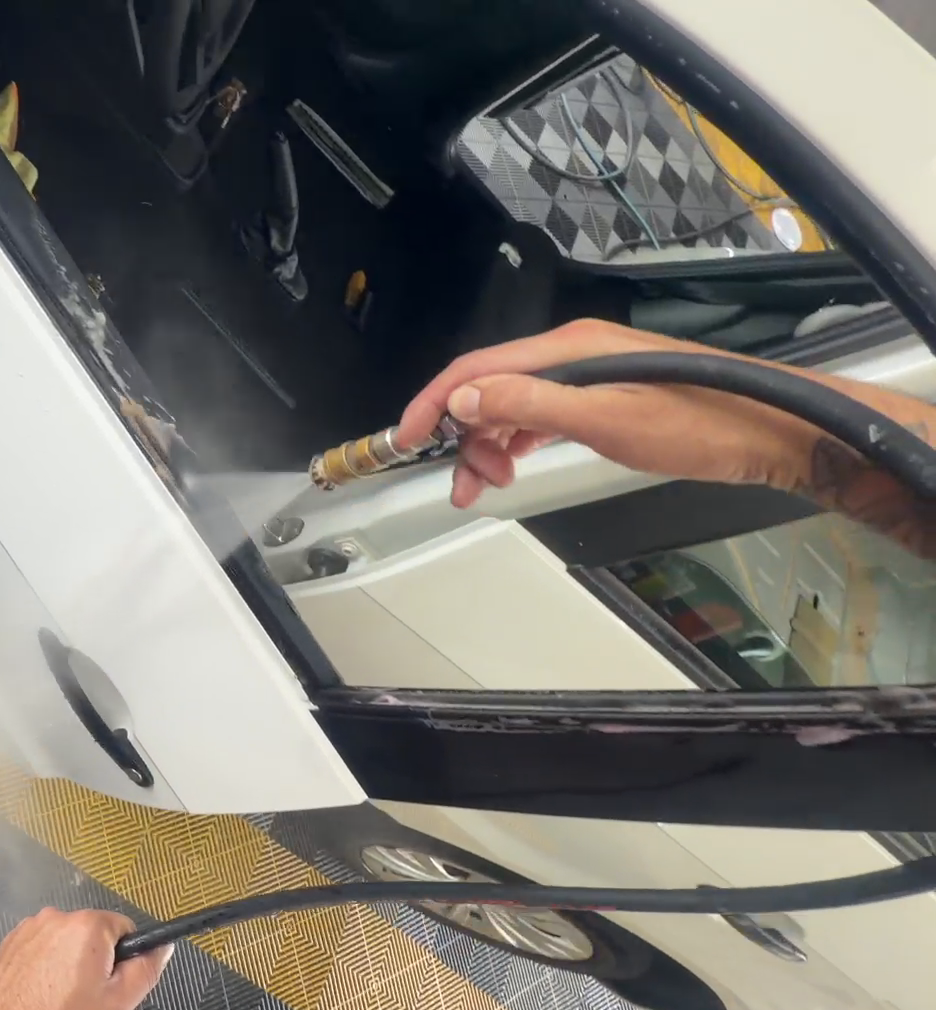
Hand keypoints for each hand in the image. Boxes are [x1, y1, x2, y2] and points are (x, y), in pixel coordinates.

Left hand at [0, 909, 172, 1009]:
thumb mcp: (119, 1005)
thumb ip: (146, 969)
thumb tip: (161, 947)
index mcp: (87, 927)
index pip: (124, 928)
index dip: (124, 958)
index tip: (114, 982)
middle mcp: (56, 918)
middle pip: (93, 934)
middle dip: (96, 963)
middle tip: (89, 999)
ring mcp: (31, 928)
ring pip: (66, 942)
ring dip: (69, 964)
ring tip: (62, 1001)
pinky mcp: (12, 941)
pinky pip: (42, 947)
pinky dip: (46, 966)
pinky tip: (43, 995)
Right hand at [396, 319, 824, 507]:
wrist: (778, 431)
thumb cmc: (699, 425)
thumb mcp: (605, 418)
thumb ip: (528, 405)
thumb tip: (462, 400)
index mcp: (564, 351)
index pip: (474, 370)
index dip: (432, 404)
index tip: (404, 440)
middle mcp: (565, 356)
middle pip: (485, 392)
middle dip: (463, 439)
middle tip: (467, 484)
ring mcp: (578, 376)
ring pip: (504, 410)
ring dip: (485, 448)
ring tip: (489, 484)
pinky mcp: (591, 396)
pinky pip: (529, 417)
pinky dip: (510, 445)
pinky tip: (511, 465)